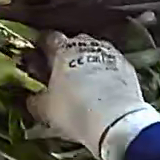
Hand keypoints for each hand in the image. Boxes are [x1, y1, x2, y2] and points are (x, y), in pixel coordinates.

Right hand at [27, 32, 159, 159]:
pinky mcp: (127, 66)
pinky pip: (112, 64)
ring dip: (89, 60)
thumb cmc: (73, 110)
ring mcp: (110, 53)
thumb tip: (31, 97)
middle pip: (74, 42)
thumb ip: (35, 99)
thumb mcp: (45, 109)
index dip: (43, 45)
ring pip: (95, 50)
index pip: (48, 38)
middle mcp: (86, 45)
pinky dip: (106, 71)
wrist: (116, 121)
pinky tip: (105, 87)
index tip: (40, 55)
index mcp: (62, 50)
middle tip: (63, 70)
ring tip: (86, 79)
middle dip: (68, 53)